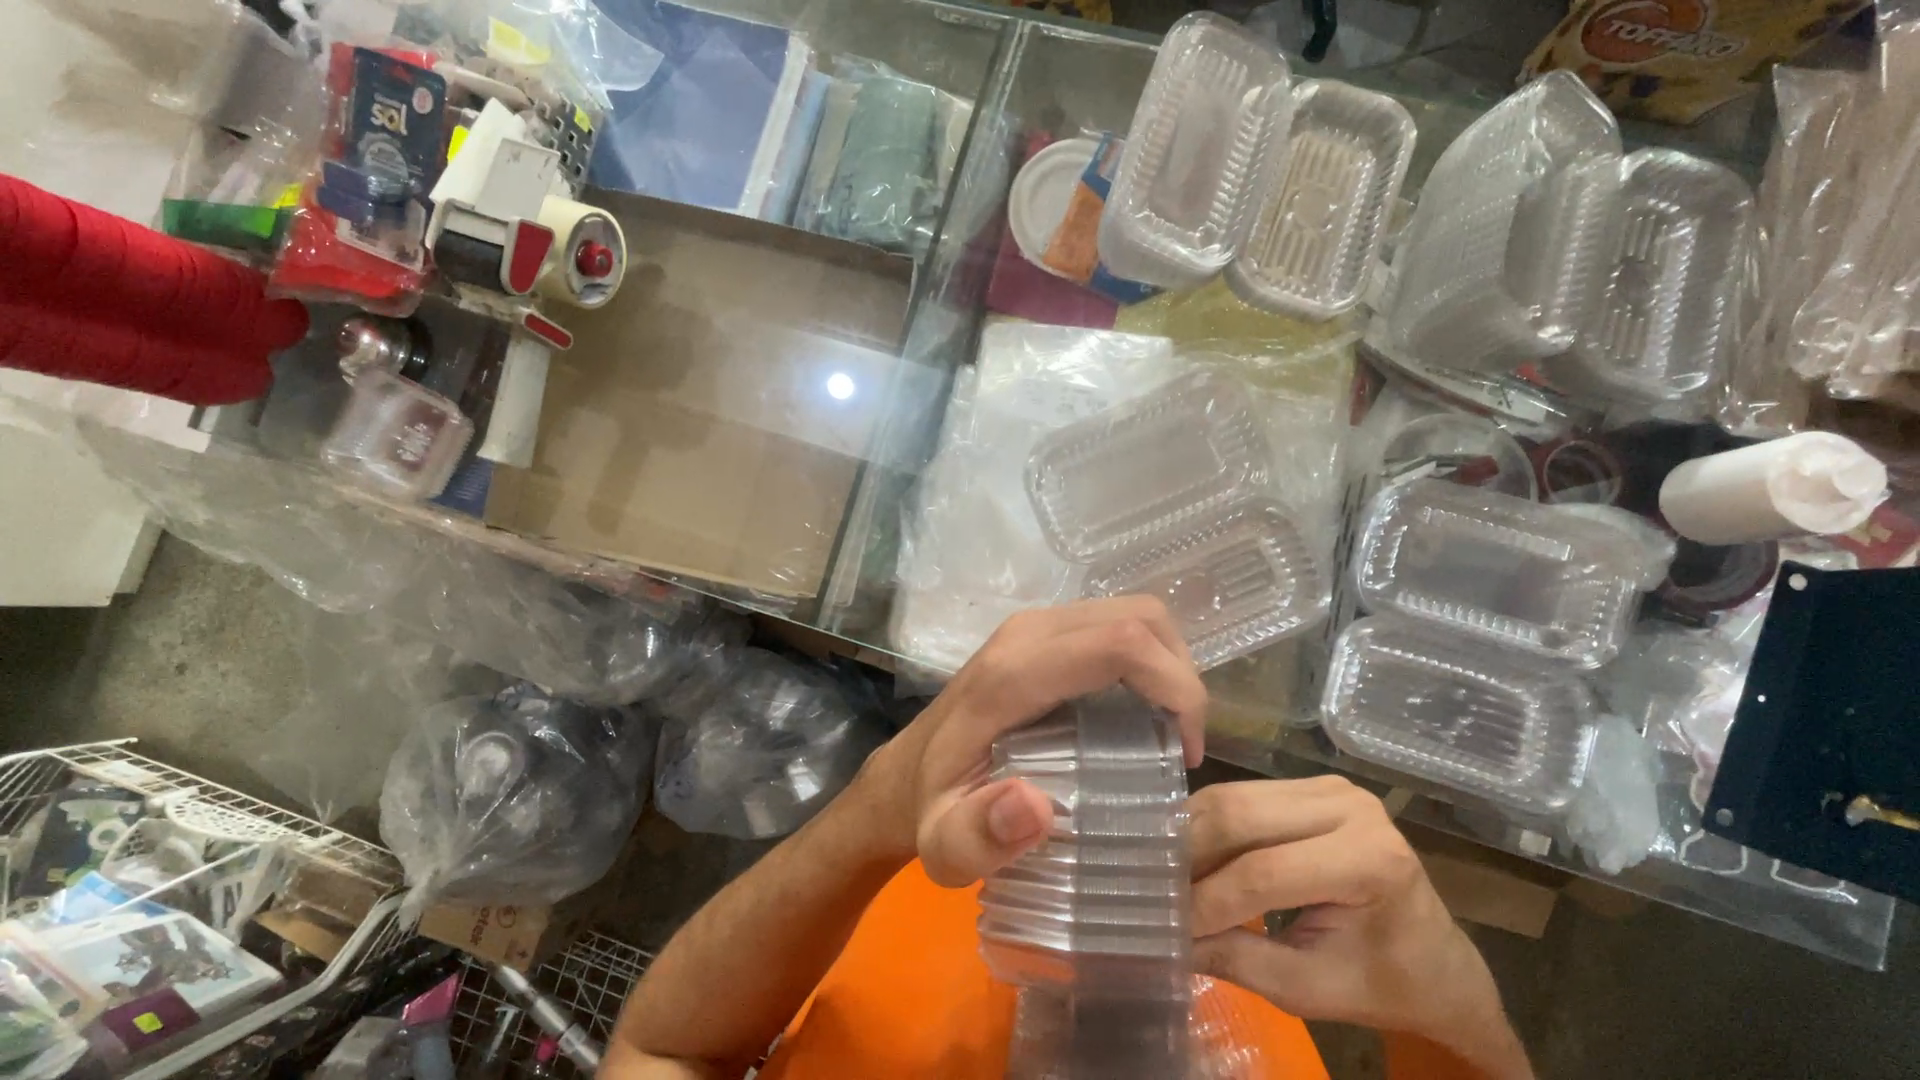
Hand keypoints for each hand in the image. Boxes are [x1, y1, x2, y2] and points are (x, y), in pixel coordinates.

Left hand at [862, 597, 1208, 887]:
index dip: (1176, 689)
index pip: (1120, 645)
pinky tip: (1142, 711)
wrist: (903, 776)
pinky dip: (1147, 658)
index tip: (1188, 753)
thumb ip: (980, 836)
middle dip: (1182, 676)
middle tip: (1185, 744)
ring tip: (1169, 730)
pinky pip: (1114, 624)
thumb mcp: (947, 846)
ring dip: (1168, 665)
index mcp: (1012, 674)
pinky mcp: (1040, 631)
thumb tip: (1036, 804)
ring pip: (1133, 614)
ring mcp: (1034, 625)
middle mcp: (1028, 633)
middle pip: (1140, 618)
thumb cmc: (932, 811)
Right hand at [1187, 778, 1531, 1079]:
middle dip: (1188, 857)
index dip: (1207, 901)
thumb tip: (1161, 940)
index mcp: (1370, 860)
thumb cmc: (1380, 983)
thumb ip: (1235, 959)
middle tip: (1153, 892)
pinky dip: (1207, 826)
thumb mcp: (1308, 988)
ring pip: (1232, 798)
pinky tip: (1188, 857)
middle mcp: (1350, 806)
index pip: (1264, 872)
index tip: (1166, 929)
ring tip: (1164, 877)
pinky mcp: (1308, 785)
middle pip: (1241, 817)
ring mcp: (1329, 788)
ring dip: (1191, 837)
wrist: (1435, 962)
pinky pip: (1241, 796)